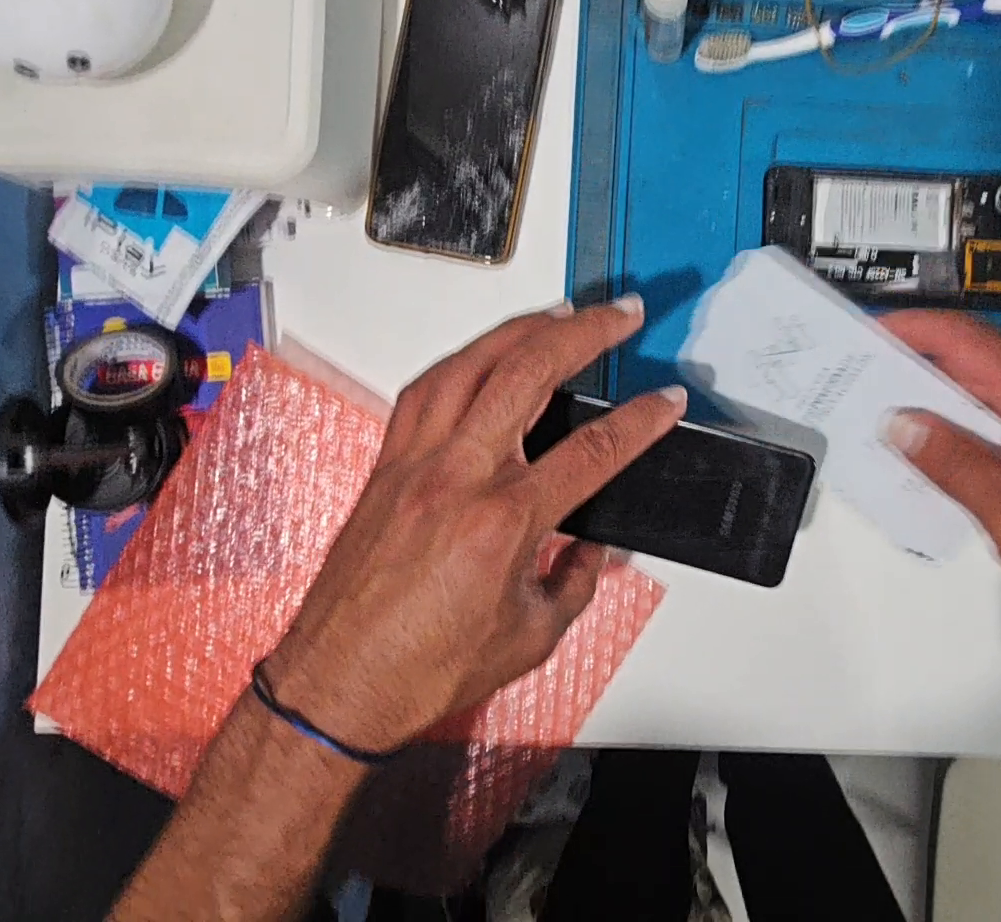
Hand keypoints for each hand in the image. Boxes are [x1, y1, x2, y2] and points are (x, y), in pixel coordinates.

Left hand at [266, 297, 685, 751]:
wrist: (335, 687)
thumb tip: (590, 553)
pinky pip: (426, 389)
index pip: (591, 451)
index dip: (641, 421)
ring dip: (522, 328)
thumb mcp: (529, 637)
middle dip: (585, 332)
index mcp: (502, 522)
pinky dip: (465, 358)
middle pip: (529, 374)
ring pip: (471, 364)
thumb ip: (573, 584)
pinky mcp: (388, 466)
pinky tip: (484, 352)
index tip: (666, 402)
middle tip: (619, 314)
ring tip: (559, 313)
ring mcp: (415, 463)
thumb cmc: (420, 670)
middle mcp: (456, 477)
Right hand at [879, 311, 1000, 642]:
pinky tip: (959, 460)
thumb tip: (906, 425)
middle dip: (918, 370)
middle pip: (977, 360)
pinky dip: (979, 428)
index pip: (962, 338)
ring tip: (903, 430)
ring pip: (996, 392)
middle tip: (869, 390)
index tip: (868, 334)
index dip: (908, 329)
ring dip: (948, 405)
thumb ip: (953, 464)